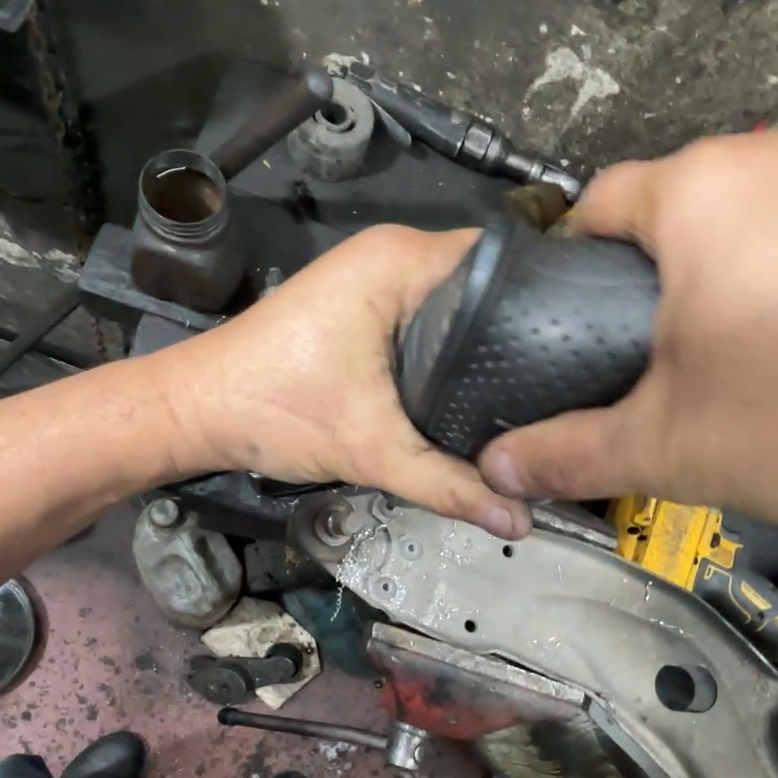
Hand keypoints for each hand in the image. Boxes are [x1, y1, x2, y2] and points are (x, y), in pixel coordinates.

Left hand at [163, 225, 530, 539]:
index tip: (579, 353)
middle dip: (520, 333)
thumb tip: (518, 522)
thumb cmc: (274, 410)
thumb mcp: (370, 449)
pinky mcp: (362, 304)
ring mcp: (375, 277)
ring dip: (485, 345)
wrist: (197, 410)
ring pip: (456, 304)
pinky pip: (428, 318)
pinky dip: (450, 349)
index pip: (502, 264)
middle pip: (484, 285)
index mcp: (400, 262)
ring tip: (536, 392)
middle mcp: (393, 254)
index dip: (544, 305)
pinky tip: (478, 389)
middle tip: (563, 387)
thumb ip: (448, 484)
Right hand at [475, 113, 777, 543]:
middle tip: (684, 375)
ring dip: (759, 288)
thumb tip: (498, 465)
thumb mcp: (674, 446)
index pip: (599, 207)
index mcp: (701, 193)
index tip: (586, 325)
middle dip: (673, 291)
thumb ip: (569, 452)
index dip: (576, 271)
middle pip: (691, 218)